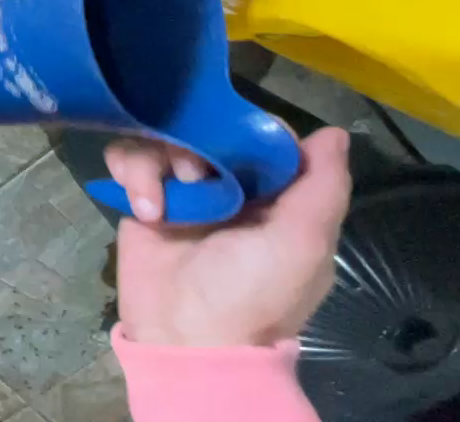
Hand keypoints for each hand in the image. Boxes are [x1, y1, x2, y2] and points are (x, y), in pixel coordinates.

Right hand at [107, 127, 350, 347]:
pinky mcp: (139, 195)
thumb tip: (334, 133)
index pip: (262, 140)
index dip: (245, 127)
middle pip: (202, 130)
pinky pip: (126, 158)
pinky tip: (143, 209)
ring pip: (158, 140)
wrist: (187, 331)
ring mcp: (180, 190)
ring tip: (158, 203)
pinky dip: (131, 176)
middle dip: (190, 145)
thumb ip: (320, 189)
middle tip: (192, 173)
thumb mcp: (300, 244)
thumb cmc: (253, 290)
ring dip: (153, 165)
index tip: (228, 130)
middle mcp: (227, 186)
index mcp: (275, 197)